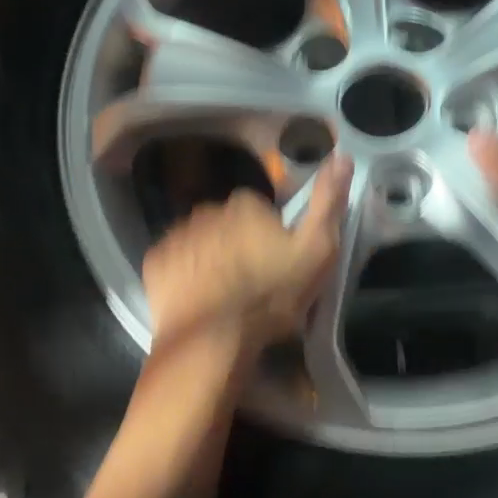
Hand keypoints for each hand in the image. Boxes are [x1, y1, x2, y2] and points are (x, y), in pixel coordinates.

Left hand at [142, 154, 352, 351]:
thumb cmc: (270, 296)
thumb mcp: (316, 252)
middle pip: (228, 225)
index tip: (277, 263)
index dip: (271, 235)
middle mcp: (206, 210)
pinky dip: (185, 275)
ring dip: (211, 259)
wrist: (212, 340)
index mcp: (245, 204)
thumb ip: (328, 204)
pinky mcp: (155, 263)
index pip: (260, 209)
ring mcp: (176, 236)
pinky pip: (175, 262)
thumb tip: (342, 157)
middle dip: (238, 245)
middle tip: (253, 282)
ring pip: (200, 242)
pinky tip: (198, 299)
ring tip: (225, 295)